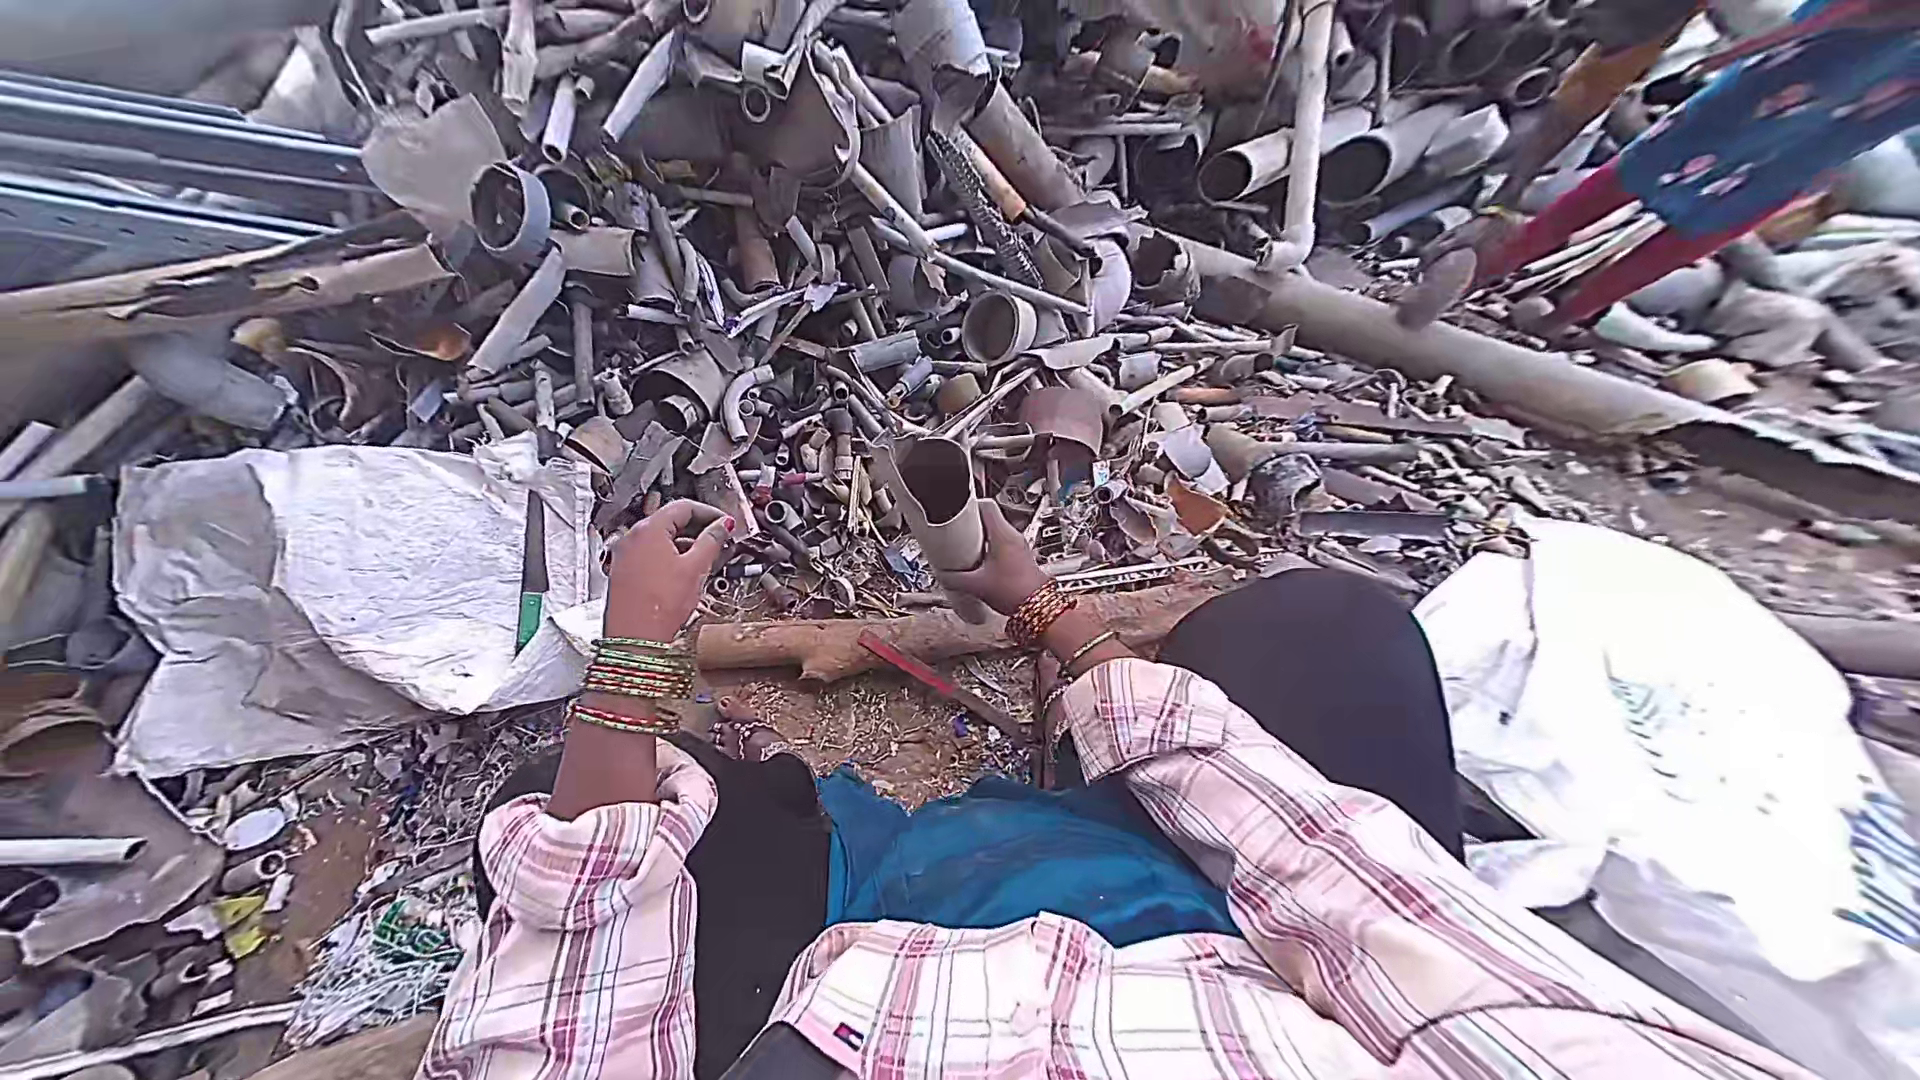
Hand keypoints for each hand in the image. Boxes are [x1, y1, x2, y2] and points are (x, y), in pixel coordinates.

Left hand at [603, 500, 733, 639]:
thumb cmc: (660, 605)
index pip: (684, 507)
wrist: (635, 638)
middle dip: (699, 527)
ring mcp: (626, 555)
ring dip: (687, 542)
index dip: (710, 512)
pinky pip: (653, 554)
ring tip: (709, 556)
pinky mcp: (626, 572)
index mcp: (649, 530)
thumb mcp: (696, 567)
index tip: (725, 522)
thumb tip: (723, 525)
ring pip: (663, 538)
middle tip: (721, 538)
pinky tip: (688, 570)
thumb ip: (712, 540)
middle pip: (671, 520)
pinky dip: (673, 555)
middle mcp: (633, 538)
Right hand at [935, 500, 1049, 615]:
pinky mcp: (1019, 557)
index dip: (969, 505)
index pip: (987, 505)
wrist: (1038, 608)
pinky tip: (979, 562)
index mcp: (1003, 535)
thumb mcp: (977, 585)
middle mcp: (1013, 536)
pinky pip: (1000, 544)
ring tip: (965, 549)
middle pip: (988, 518)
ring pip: (994, 532)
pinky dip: (988, 548)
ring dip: (979, 538)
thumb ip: (954, 579)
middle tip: (956, 533)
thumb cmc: (1016, 593)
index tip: (956, 512)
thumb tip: (942, 575)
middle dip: (970, 525)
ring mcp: (1018, 546)